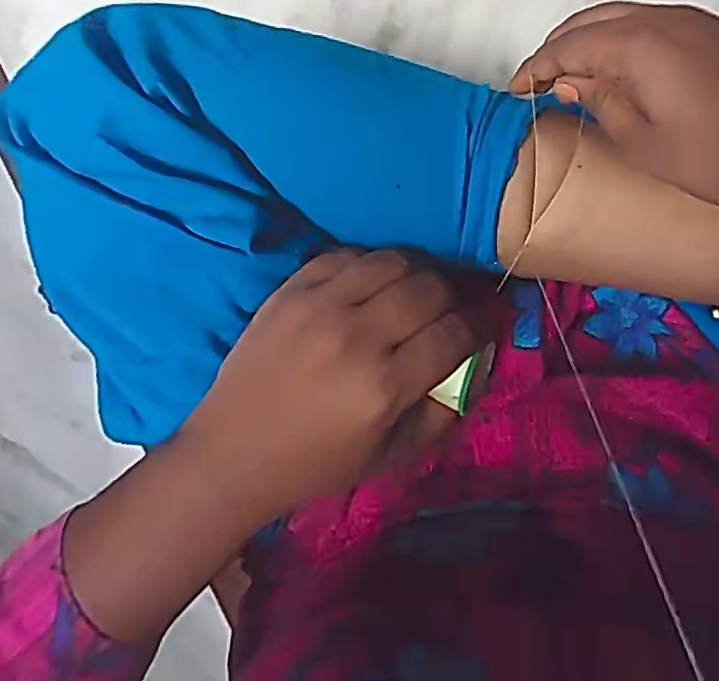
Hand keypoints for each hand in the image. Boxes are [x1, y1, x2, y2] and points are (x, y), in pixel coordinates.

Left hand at [177, 249, 478, 517]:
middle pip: (428, 288)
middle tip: (449, 307)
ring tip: (412, 289)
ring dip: (414, 271)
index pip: (454, 334)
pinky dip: (368, 263)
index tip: (484, 323)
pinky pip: (345, 254)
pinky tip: (368, 282)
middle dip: (452, 294)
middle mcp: (355, 337)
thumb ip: (442, 410)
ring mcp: (318, 306)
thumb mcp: (390, 457)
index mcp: (382, 387)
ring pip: (391, 260)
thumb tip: (477, 362)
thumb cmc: (315, 463)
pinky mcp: (290, 289)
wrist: (233, 449)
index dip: (481, 324)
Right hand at [510, 2, 718, 236]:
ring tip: (574, 80)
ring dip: (590, 42)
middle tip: (540, 83)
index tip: (515, 92)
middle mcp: (667, 19)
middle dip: (558, 47)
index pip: (568, 44)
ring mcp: (698, 22)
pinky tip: (622, 75)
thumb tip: (571, 83)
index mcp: (641, 43)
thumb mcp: (648, 145)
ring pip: (623, 18)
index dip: (535, 67)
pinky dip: (622, 43)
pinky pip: (652, 26)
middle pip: (592, 20)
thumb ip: (601, 104)